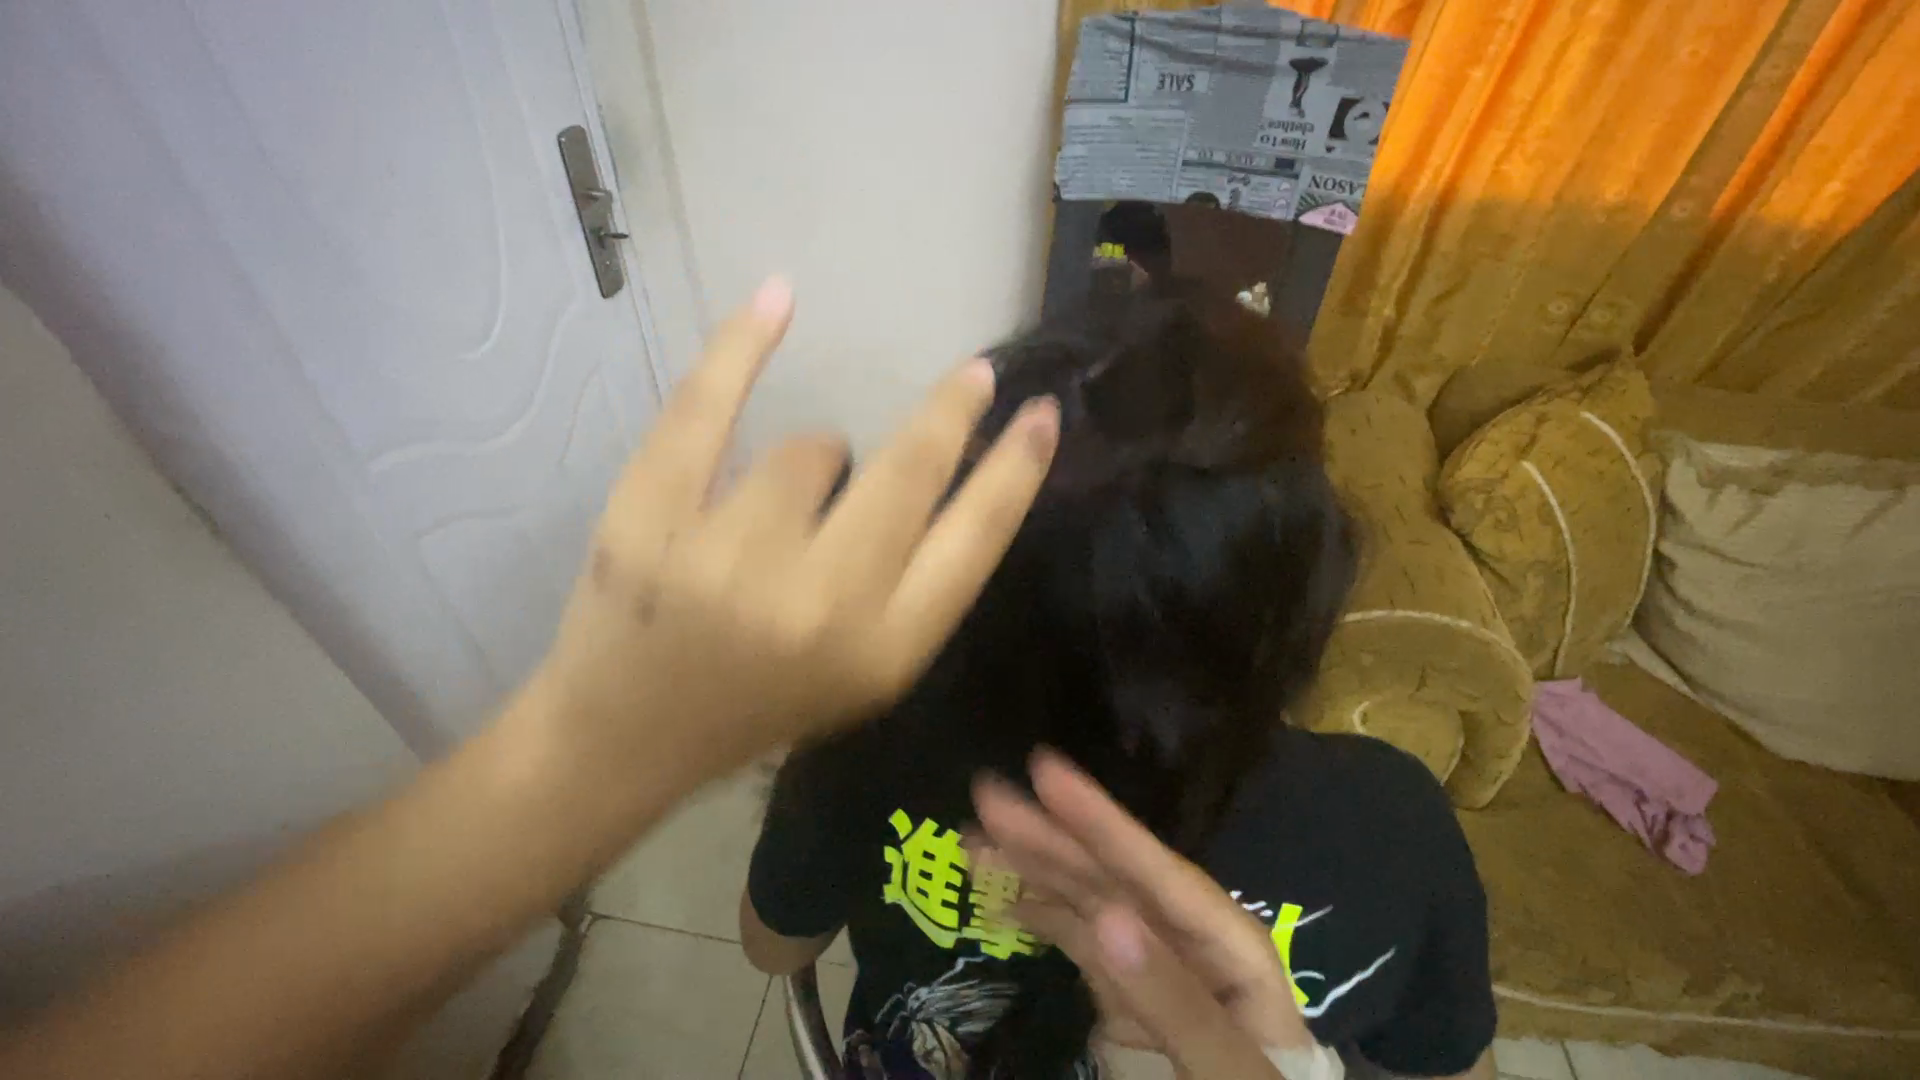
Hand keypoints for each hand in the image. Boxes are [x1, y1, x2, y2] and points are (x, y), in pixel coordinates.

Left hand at [522, 277, 1059, 786]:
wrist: (627, 735)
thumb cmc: (763, 705)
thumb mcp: (866, 674)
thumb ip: (919, 587)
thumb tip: (958, 467)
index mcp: (882, 651)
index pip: (974, 539)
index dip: (1016, 468)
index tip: (1041, 414)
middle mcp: (816, 603)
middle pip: (909, 470)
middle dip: (952, 412)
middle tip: (973, 375)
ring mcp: (726, 557)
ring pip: (811, 449)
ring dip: (811, 464)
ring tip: (773, 515)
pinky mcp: (649, 517)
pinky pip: (707, 406)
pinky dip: (743, 346)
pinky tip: (778, 300)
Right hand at [973, 751, 1311, 1078]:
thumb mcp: (1229, 1067)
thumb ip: (1174, 999)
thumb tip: (1107, 919)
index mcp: (1228, 942)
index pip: (1157, 872)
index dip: (1099, 821)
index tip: (1045, 772)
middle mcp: (1185, 934)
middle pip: (1112, 876)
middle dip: (1049, 837)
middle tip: (987, 796)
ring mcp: (1151, 958)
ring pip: (1085, 897)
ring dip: (1032, 866)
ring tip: (974, 840)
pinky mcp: (1124, 986)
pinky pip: (1075, 937)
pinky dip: (1038, 914)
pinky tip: (1000, 898)